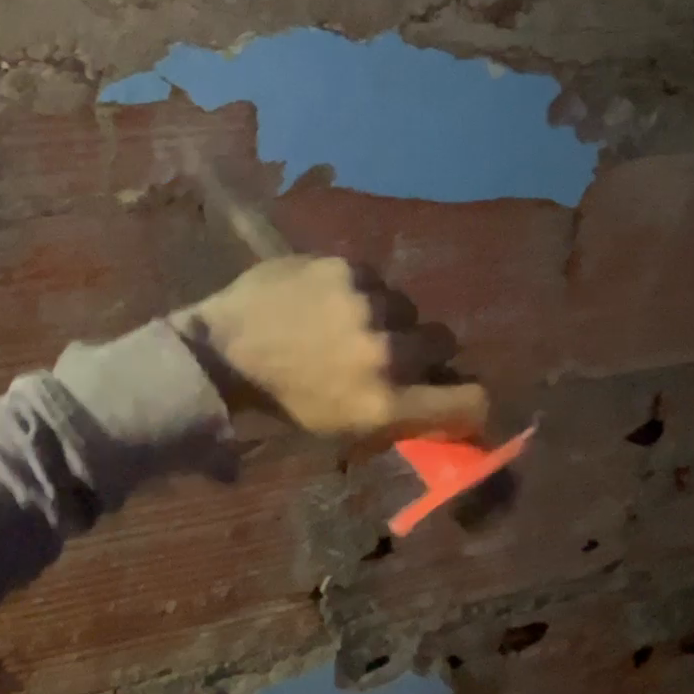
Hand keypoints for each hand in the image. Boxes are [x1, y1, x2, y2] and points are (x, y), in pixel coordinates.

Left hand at [175, 256, 488, 447]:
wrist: (223, 348)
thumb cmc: (281, 397)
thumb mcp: (343, 427)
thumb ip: (398, 413)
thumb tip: (442, 401)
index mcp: (386, 403)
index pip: (471, 399)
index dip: (468, 396)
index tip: (452, 389)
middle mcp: (385, 352)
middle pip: (443, 341)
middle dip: (421, 346)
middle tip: (387, 346)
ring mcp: (364, 303)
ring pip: (406, 304)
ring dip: (387, 314)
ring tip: (348, 318)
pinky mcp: (342, 267)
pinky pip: (373, 277)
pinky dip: (358, 288)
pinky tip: (326, 297)